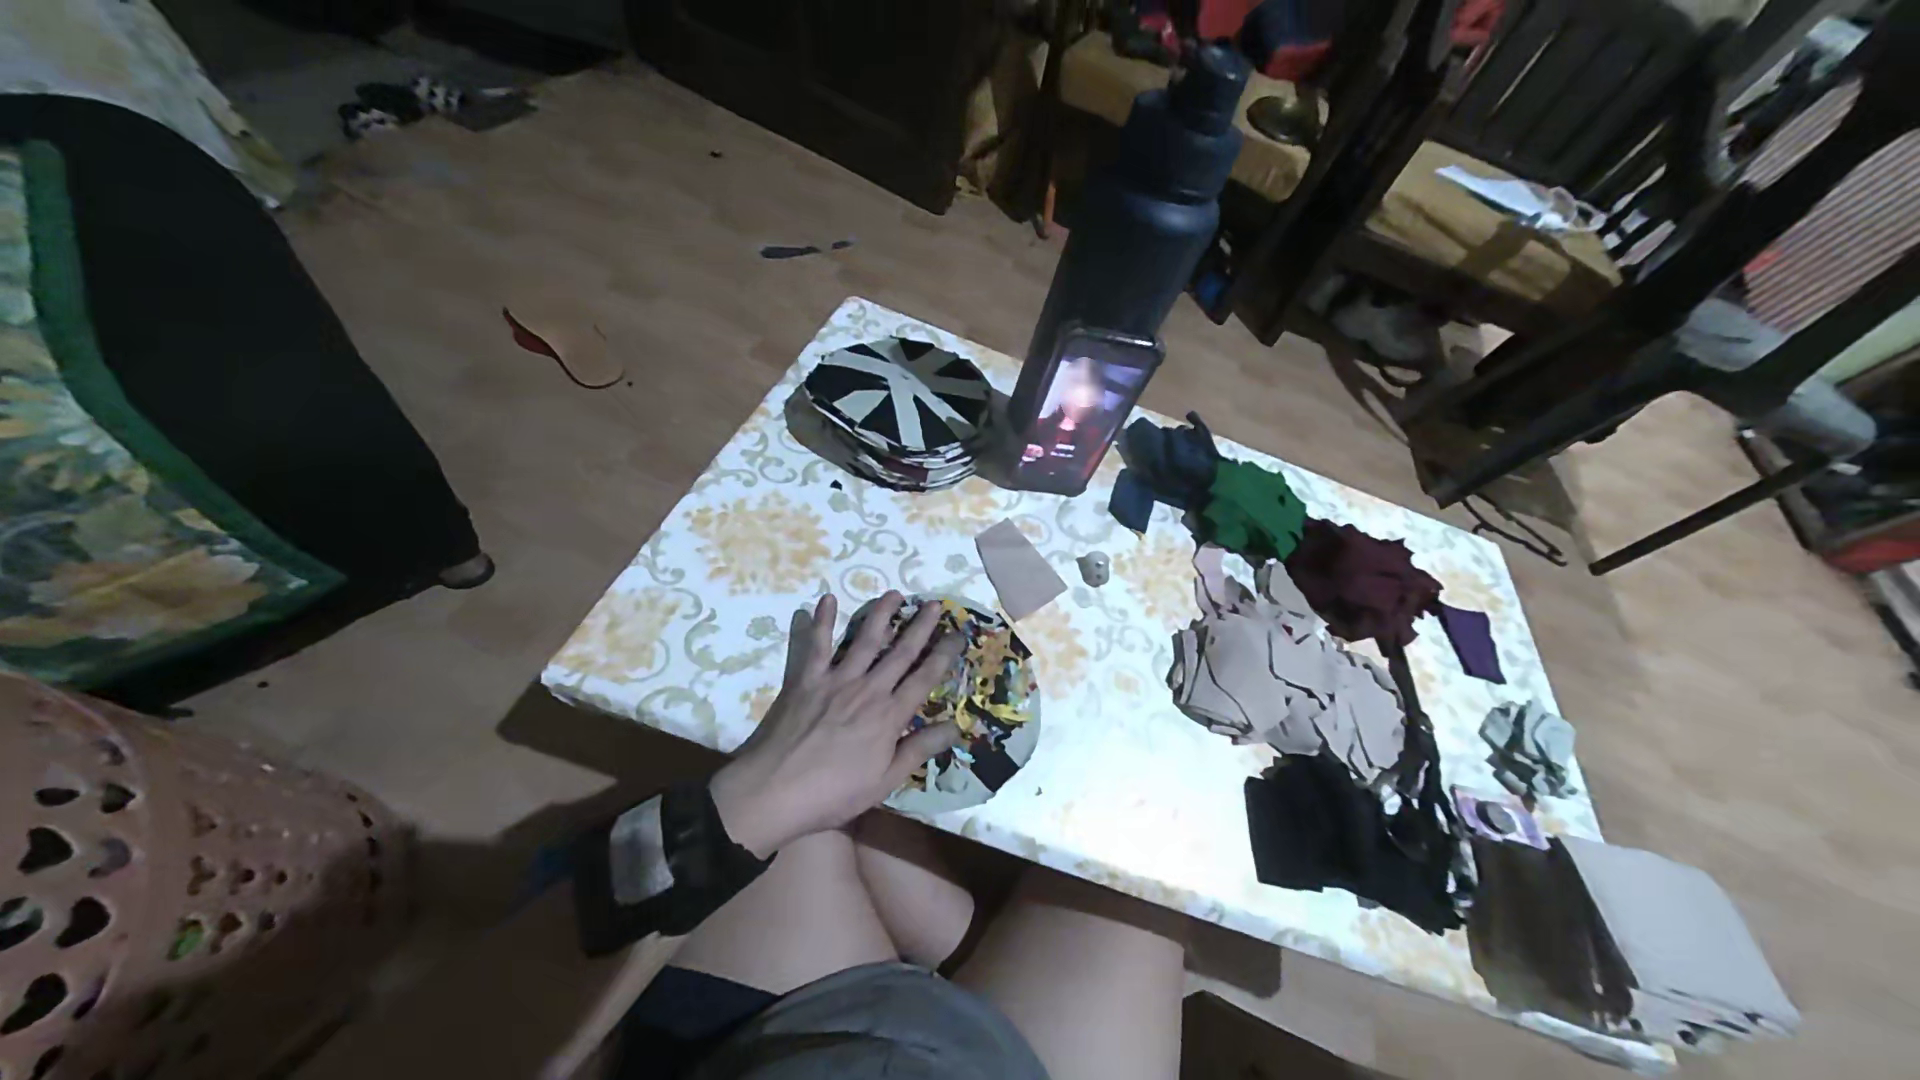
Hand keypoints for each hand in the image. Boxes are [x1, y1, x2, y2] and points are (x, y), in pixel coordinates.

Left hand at [708, 592, 964, 857]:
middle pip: (900, 651)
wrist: (773, 791)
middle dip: (920, 626)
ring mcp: (835, 680)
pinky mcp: (805, 679)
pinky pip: (816, 644)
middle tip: (933, 604)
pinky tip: (827, 600)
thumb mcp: (885, 781)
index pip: (924, 678)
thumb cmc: (833, 794)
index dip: (943, 654)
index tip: (958, 634)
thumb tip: (956, 727)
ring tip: (894, 594)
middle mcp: (867, 689)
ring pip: (864, 640)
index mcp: (889, 716)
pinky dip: (822, 621)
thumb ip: (919, 749)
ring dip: (881, 614)